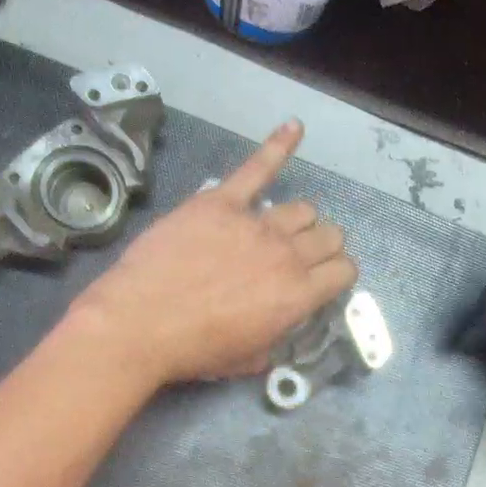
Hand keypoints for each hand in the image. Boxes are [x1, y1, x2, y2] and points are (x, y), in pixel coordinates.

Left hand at [73, 120, 358, 384]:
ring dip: (301, 220)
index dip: (338, 276)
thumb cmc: (195, 351)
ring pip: (302, 208)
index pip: (344, 271)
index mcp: (298, 297)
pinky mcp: (220, 203)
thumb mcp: (249, 359)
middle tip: (303, 258)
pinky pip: (256, 168)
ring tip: (283, 229)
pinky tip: (295, 127)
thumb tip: (280, 323)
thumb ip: (276, 336)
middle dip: (324, 247)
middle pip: (329, 235)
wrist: (141, 324)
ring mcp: (254, 224)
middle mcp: (287, 255)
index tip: (324, 281)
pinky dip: (279, 145)